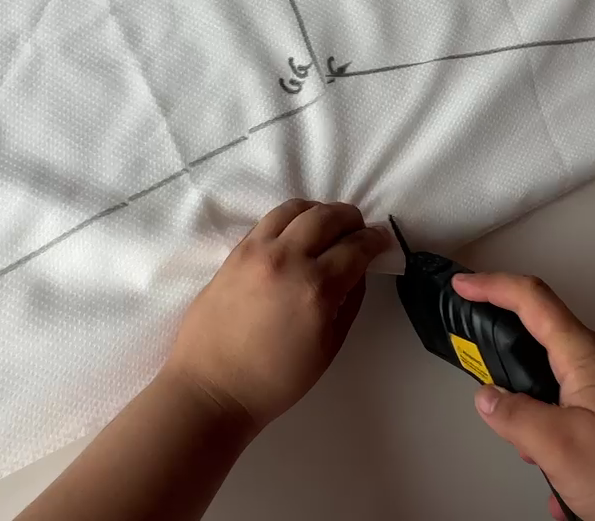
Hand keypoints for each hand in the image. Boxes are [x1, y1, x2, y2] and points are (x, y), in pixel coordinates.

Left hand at [158, 199, 389, 432]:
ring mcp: (258, 251)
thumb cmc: (275, 380)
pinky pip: (270, 219)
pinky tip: (297, 231)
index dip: (374, 240)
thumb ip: (349, 302)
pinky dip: (292, 217)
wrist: (212, 387)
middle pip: (328, 217)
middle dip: (351, 218)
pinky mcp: (237, 250)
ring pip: (297, 208)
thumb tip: (357, 270)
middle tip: (358, 228)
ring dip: (320, 211)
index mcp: (316, 290)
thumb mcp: (328, 348)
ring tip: (327, 225)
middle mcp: (288, 260)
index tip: (382, 239)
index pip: (355, 248)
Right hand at [451, 272, 594, 520]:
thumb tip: (490, 398)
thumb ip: (515, 416)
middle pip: (546, 345)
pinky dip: (572, 444)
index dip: (491, 285)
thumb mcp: (561, 449)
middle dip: (517, 379)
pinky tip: (578, 491)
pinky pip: (590, 416)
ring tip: (551, 471)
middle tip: (499, 402)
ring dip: (547, 426)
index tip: (465, 285)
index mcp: (589, 354)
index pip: (531, 298)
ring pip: (567, 390)